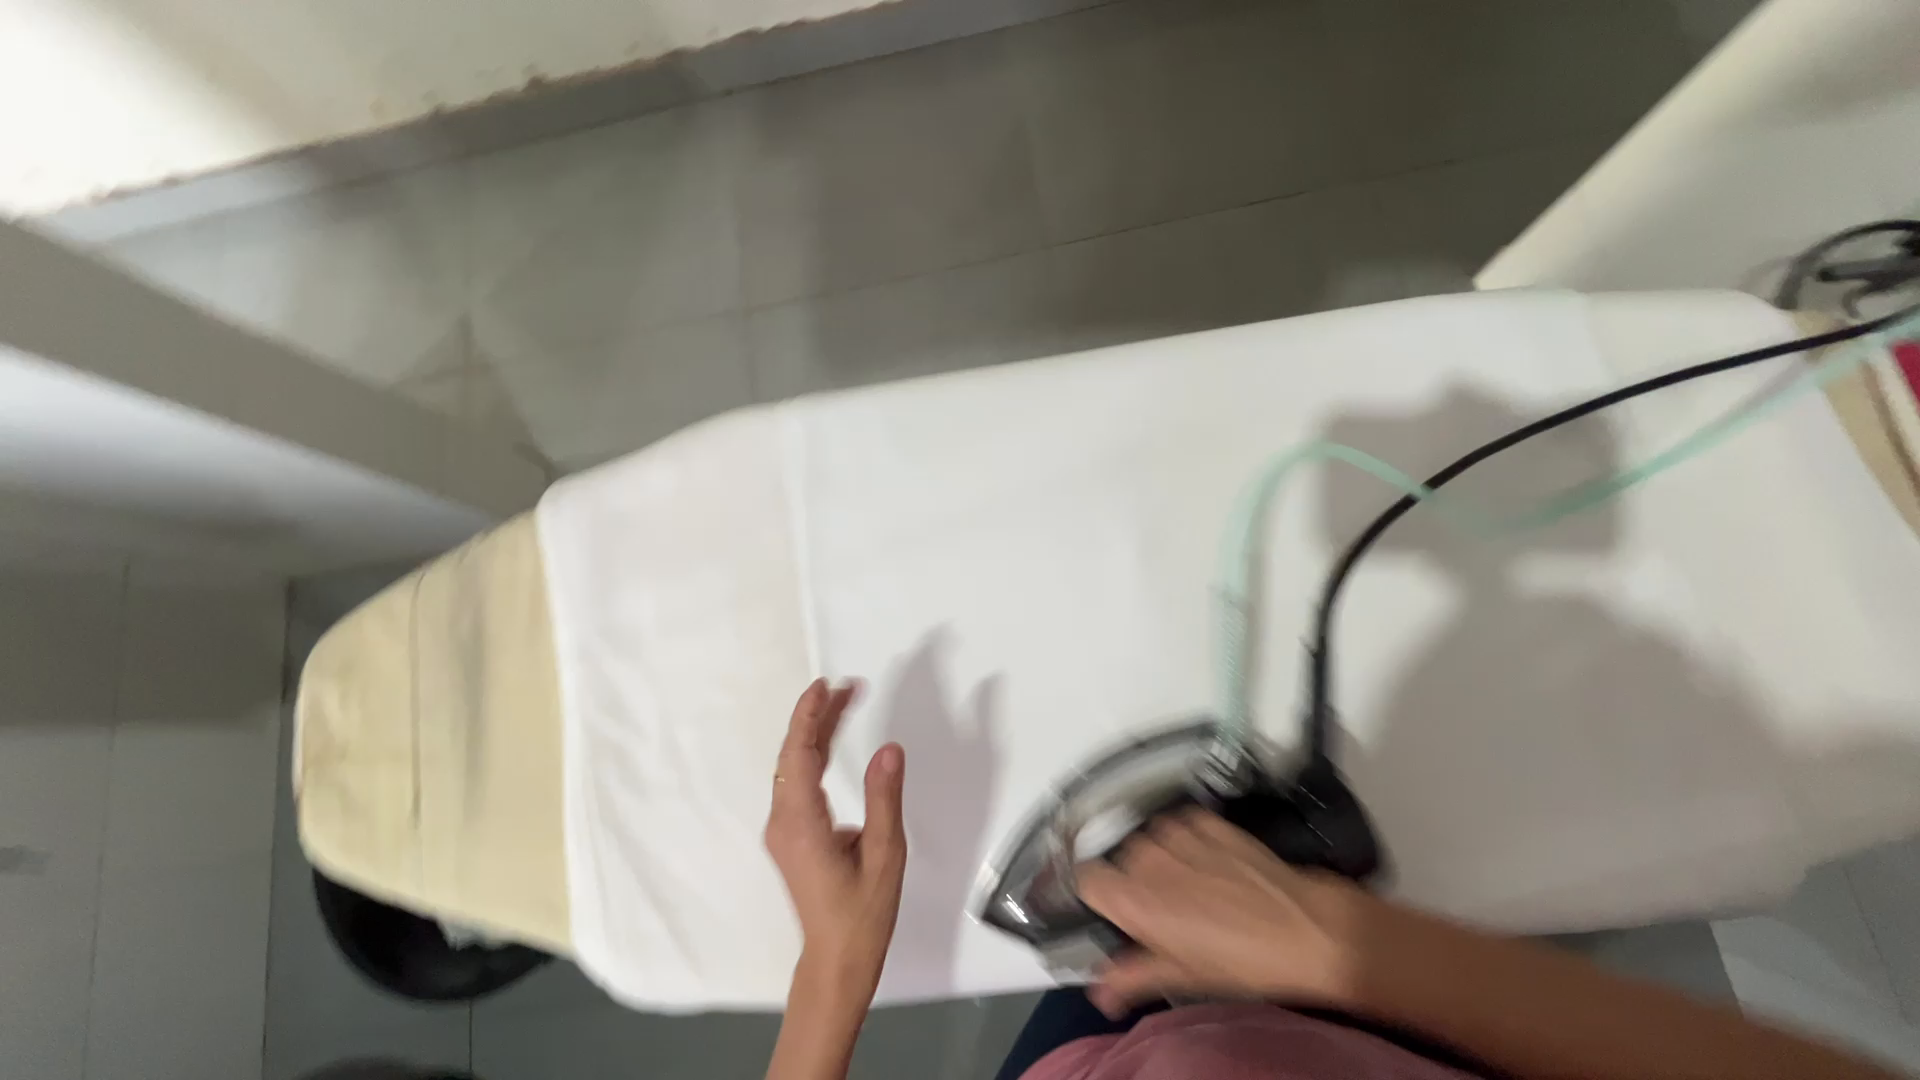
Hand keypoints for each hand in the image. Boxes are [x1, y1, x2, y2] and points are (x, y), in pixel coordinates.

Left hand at [764, 678, 907, 987]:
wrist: (836, 961)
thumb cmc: (862, 913)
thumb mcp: (884, 855)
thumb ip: (884, 799)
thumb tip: (889, 748)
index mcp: (801, 823)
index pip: (798, 756)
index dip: (808, 717)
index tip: (824, 686)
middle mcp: (783, 821)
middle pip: (793, 756)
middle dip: (816, 717)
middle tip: (846, 686)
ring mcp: (783, 830)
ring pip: (794, 769)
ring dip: (816, 734)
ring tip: (845, 703)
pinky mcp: (791, 837)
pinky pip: (799, 784)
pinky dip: (816, 756)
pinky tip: (834, 745)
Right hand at [1077, 808, 1366, 1017]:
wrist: (1307, 928)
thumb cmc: (1246, 959)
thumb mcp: (1183, 976)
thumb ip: (1131, 976)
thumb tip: (1103, 989)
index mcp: (1134, 898)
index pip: (1084, 878)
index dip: (1096, 893)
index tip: (1108, 906)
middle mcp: (1148, 858)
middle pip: (1120, 860)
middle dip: (1136, 880)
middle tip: (1164, 908)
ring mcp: (1176, 833)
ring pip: (1149, 841)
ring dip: (1162, 860)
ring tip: (1193, 888)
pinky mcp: (1203, 819)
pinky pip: (1179, 826)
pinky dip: (1188, 842)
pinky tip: (1211, 867)